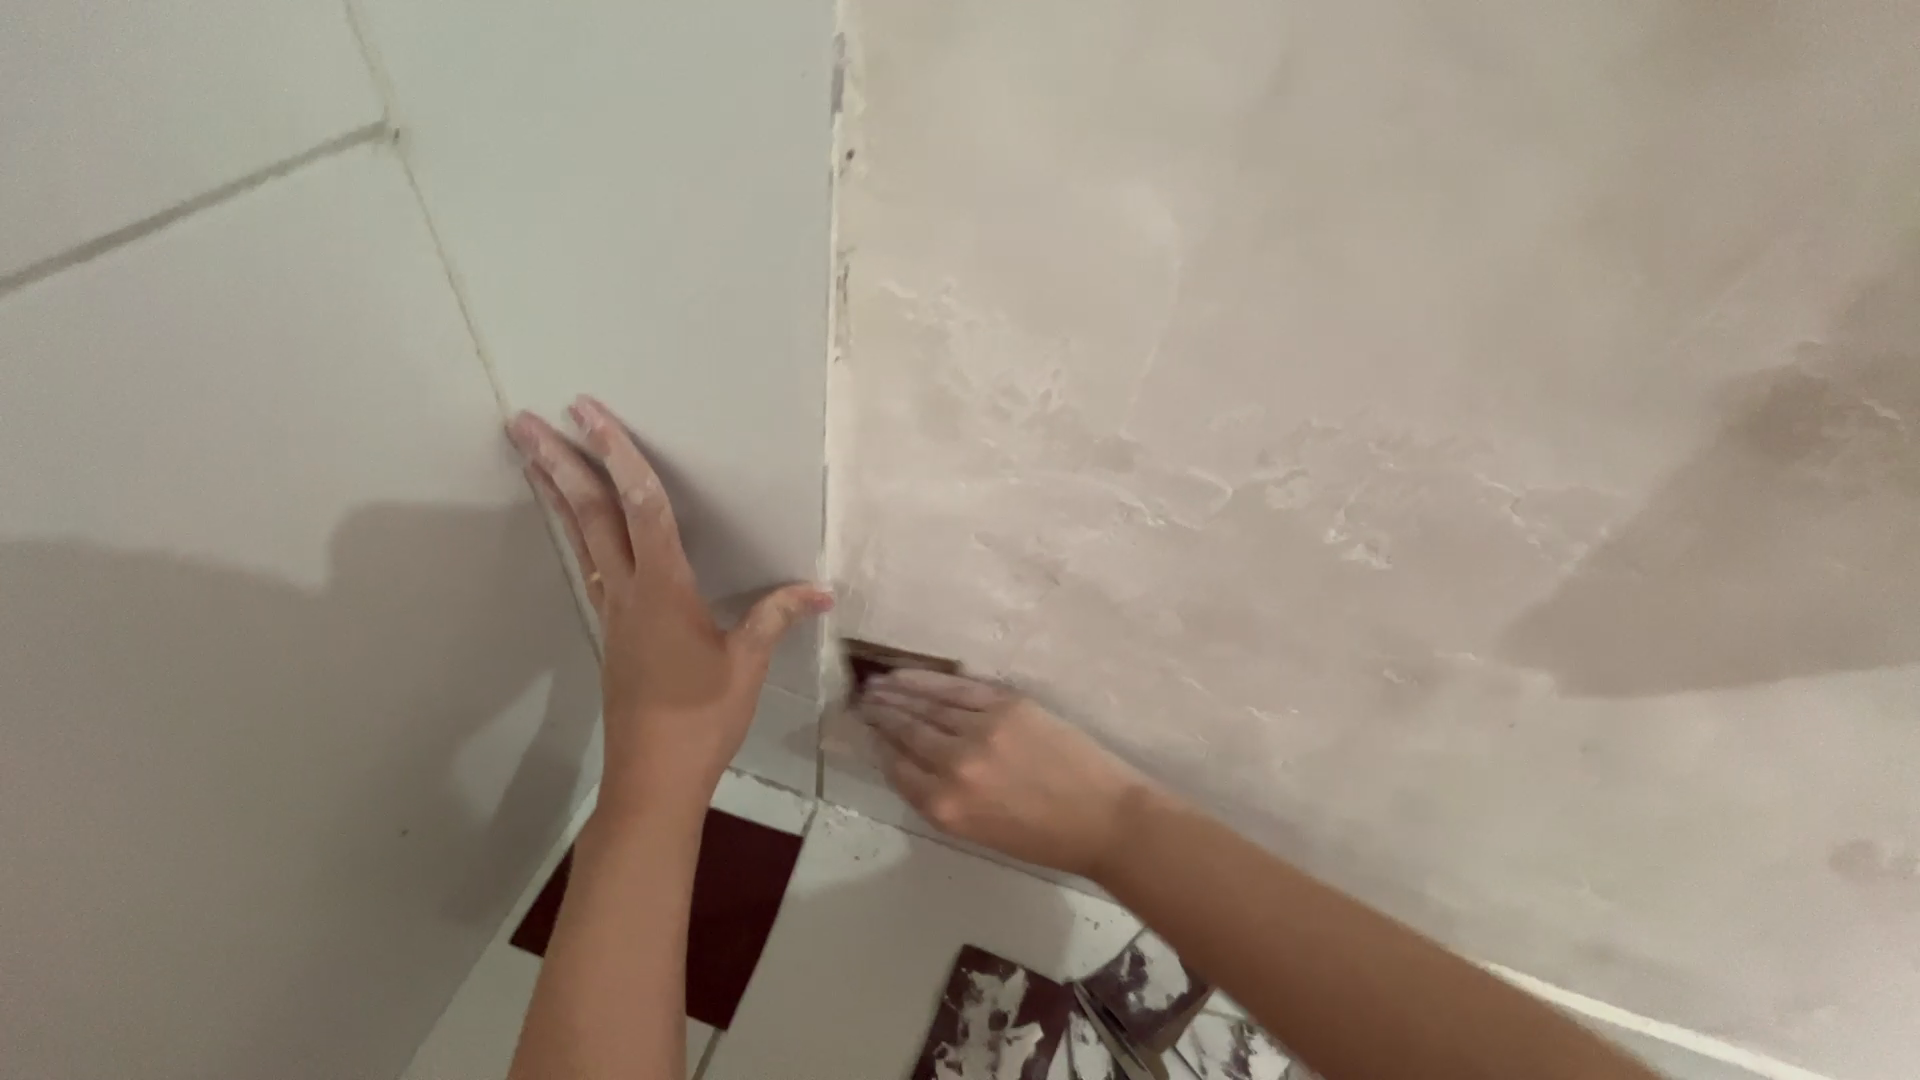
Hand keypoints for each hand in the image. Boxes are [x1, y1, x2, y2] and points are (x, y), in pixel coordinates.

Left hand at [507, 396, 830, 817]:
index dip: (621, 456)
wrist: (653, 775)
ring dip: (556, 494)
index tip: (590, 415)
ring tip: (530, 457)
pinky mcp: (611, 630)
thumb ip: (777, 616)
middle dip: (561, 464)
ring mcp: (612, 611)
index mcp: (664, 589)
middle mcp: (627, 591)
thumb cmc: (703, 717)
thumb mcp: (747, 664)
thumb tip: (822, 589)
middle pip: (590, 515)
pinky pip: (588, 566)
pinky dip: (573, 533)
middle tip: (528, 421)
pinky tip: (573, 527)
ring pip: (579, 539)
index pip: (644, 507)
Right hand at [859, 671, 1151, 876]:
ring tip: (877, 684)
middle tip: (861, 700)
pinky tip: (909, 675)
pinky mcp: (1005, 705)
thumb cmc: (1044, 838)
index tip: (865, 728)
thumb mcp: (978, 833)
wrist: (1105, 818)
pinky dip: (927, 680)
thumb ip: (940, 799)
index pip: (896, 768)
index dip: (877, 745)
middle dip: (879, 714)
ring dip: (896, 692)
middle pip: (905, 731)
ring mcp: (981, 730)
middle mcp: (955, 766)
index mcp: (947, 807)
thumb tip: (908, 762)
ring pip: (925, 705)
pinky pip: (955, 688)